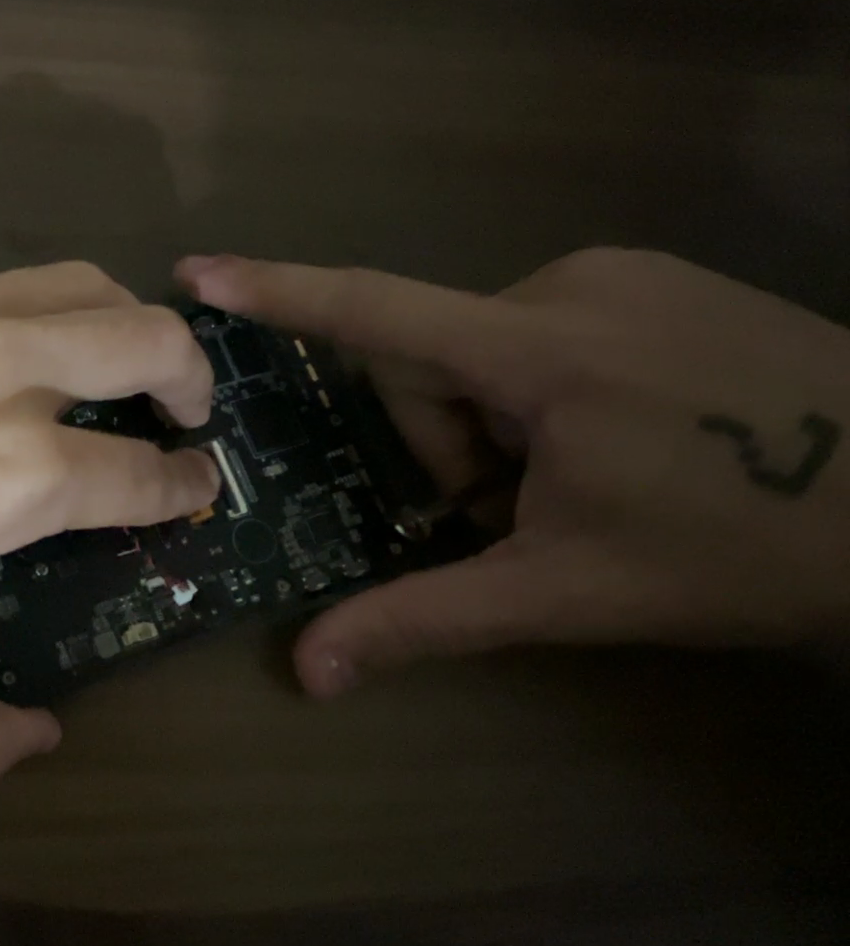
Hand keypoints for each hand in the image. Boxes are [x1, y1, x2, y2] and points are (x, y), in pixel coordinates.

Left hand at [0, 262, 218, 802]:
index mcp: (8, 474)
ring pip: (61, 284)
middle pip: (140, 335)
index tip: (192, 488)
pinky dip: (1, 321)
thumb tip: (35, 743)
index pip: (140, 472)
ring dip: (108, 322)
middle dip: (186, 372)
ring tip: (99, 364)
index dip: (182, 485)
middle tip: (182, 407)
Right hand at [176, 248, 849, 697]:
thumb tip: (307, 675)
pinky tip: (604, 436)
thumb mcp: (567, 595)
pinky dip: (529, 389)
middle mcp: (568, 286)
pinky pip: (530, 328)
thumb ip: (423, 621)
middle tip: (508, 508)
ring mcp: (617, 275)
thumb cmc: (748, 550)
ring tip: (565, 477)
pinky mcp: (649, 279)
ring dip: (483, 422)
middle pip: (422, 360)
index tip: (197, 270)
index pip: (372, 311)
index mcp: (542, 351)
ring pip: (472, 346)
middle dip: (440, 441)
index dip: (275, 290)